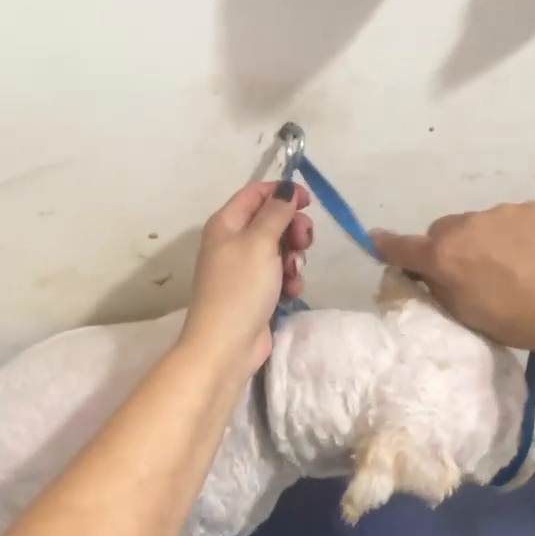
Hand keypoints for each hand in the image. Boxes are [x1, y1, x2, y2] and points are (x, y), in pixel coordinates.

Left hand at [178, 180, 313, 371]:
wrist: (226, 346)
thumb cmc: (240, 289)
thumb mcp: (259, 242)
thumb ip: (276, 212)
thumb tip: (284, 189)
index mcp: (226, 224)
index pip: (256, 193)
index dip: (282, 193)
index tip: (308, 202)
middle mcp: (233, 243)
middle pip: (272, 221)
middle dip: (293, 230)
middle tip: (304, 243)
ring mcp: (245, 270)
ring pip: (280, 250)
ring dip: (294, 259)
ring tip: (293, 276)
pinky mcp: (256, 294)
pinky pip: (280, 276)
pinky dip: (289, 281)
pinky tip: (291, 293)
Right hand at [372, 203, 534, 357]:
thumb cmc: (519, 322)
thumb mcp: (466, 316)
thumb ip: (439, 291)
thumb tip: (426, 275)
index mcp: (445, 256)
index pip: (403, 247)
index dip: (386, 246)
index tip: (374, 242)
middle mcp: (469, 225)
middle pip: (442, 232)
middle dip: (445, 250)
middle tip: (465, 277)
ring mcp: (505, 212)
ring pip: (478, 225)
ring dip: (481, 243)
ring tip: (509, 271)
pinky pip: (511, 220)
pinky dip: (512, 237)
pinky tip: (533, 259)